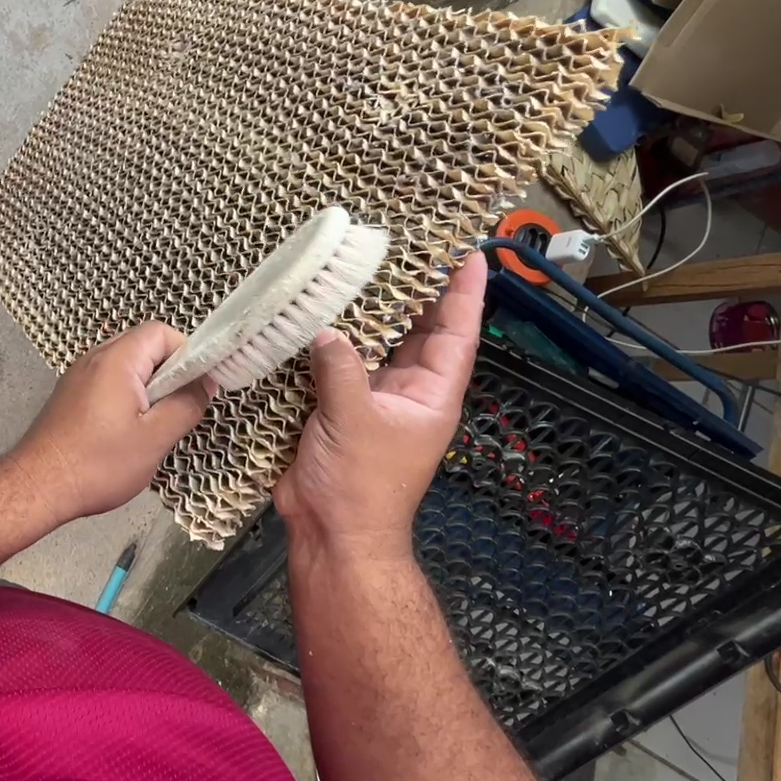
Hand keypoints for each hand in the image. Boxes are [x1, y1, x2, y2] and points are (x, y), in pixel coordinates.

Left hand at [7, 323, 216, 520]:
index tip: (197, 386)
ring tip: (152, 424)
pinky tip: (127, 430)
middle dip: (169, 372)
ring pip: (126, 366)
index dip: (186, 353)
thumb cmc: (97, 464)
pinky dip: (126, 396)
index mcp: (116, 360)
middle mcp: (94, 358)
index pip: (161, 332)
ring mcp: (78, 375)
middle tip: (177, 408)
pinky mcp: (71, 394)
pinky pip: (108, 381)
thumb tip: (206, 382)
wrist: (39, 484)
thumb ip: (186, 404)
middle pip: (143, 345)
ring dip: (148, 387)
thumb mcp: (154, 438)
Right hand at [274, 253, 486, 558]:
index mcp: (430, 396)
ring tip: (355, 274)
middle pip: (416, 334)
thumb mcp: (356, 421)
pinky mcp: (333, 408)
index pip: (456, 336)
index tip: (469, 256)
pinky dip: (325, 343)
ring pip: (373, 348)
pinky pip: (335, 366)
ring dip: (365, 316)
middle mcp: (404, 392)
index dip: (463, 295)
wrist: (331, 529)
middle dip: (413, 295)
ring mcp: (369, 400)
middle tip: (402, 251)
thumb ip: (341, 371)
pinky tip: (311, 318)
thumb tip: (325, 329)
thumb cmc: (361, 481)